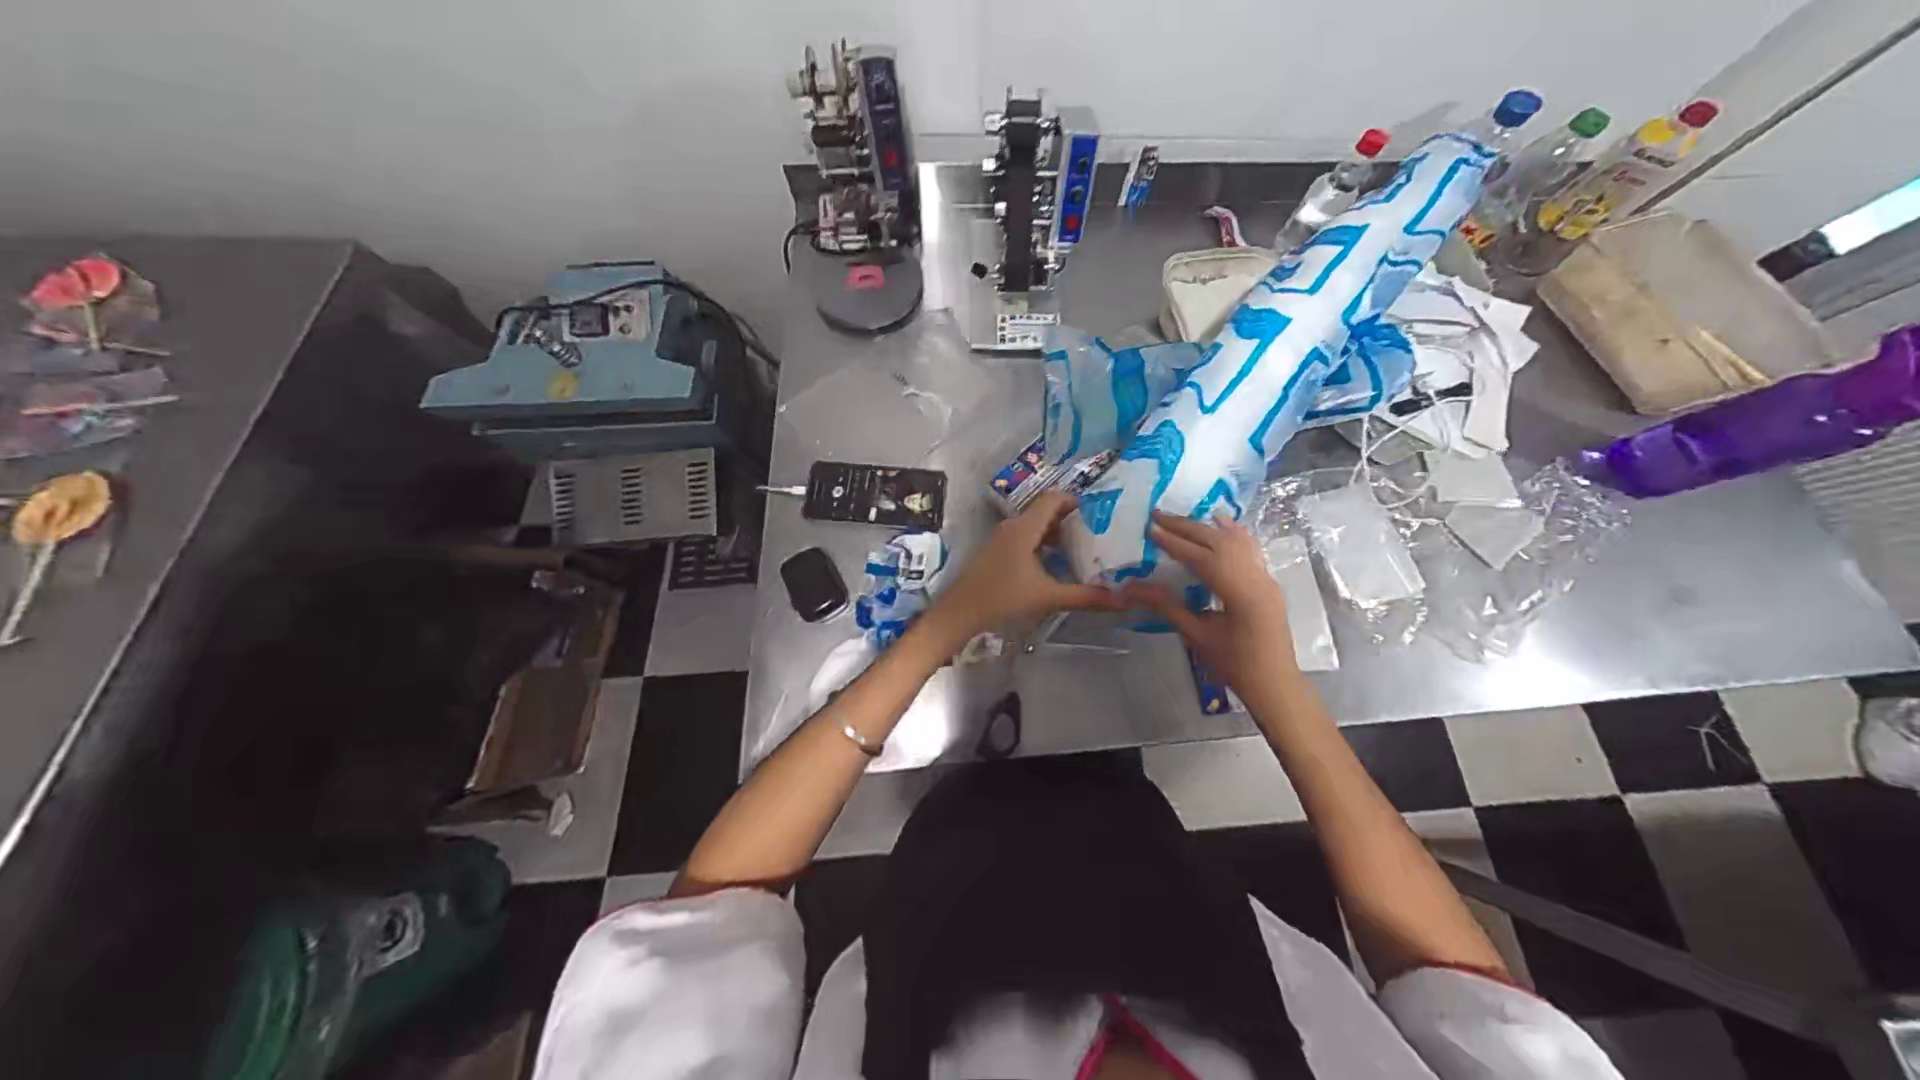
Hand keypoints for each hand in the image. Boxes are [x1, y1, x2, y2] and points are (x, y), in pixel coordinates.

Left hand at [923, 491, 1118, 647]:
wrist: (960, 613)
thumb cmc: (1002, 598)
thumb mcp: (1048, 597)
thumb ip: (1085, 597)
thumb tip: (1121, 600)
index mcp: (1025, 528)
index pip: (1054, 498)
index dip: (1077, 502)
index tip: (1099, 515)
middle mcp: (1013, 527)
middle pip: (1046, 511)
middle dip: (1072, 520)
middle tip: (1098, 534)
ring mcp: (1003, 539)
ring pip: (1036, 527)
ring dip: (1058, 534)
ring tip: (1083, 549)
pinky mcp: (998, 552)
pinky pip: (1026, 539)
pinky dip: (1044, 545)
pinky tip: (1058, 565)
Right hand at [1121, 512, 1297, 690]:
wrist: (1274, 683)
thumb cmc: (1234, 665)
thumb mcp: (1197, 636)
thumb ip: (1168, 606)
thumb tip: (1135, 588)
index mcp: (1239, 593)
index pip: (1201, 558)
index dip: (1175, 542)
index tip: (1151, 529)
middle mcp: (1256, 578)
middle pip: (1218, 542)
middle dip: (1187, 527)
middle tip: (1158, 515)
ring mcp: (1266, 578)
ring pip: (1235, 541)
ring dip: (1206, 527)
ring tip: (1182, 517)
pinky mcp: (1268, 582)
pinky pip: (1250, 549)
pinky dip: (1233, 533)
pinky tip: (1222, 523)